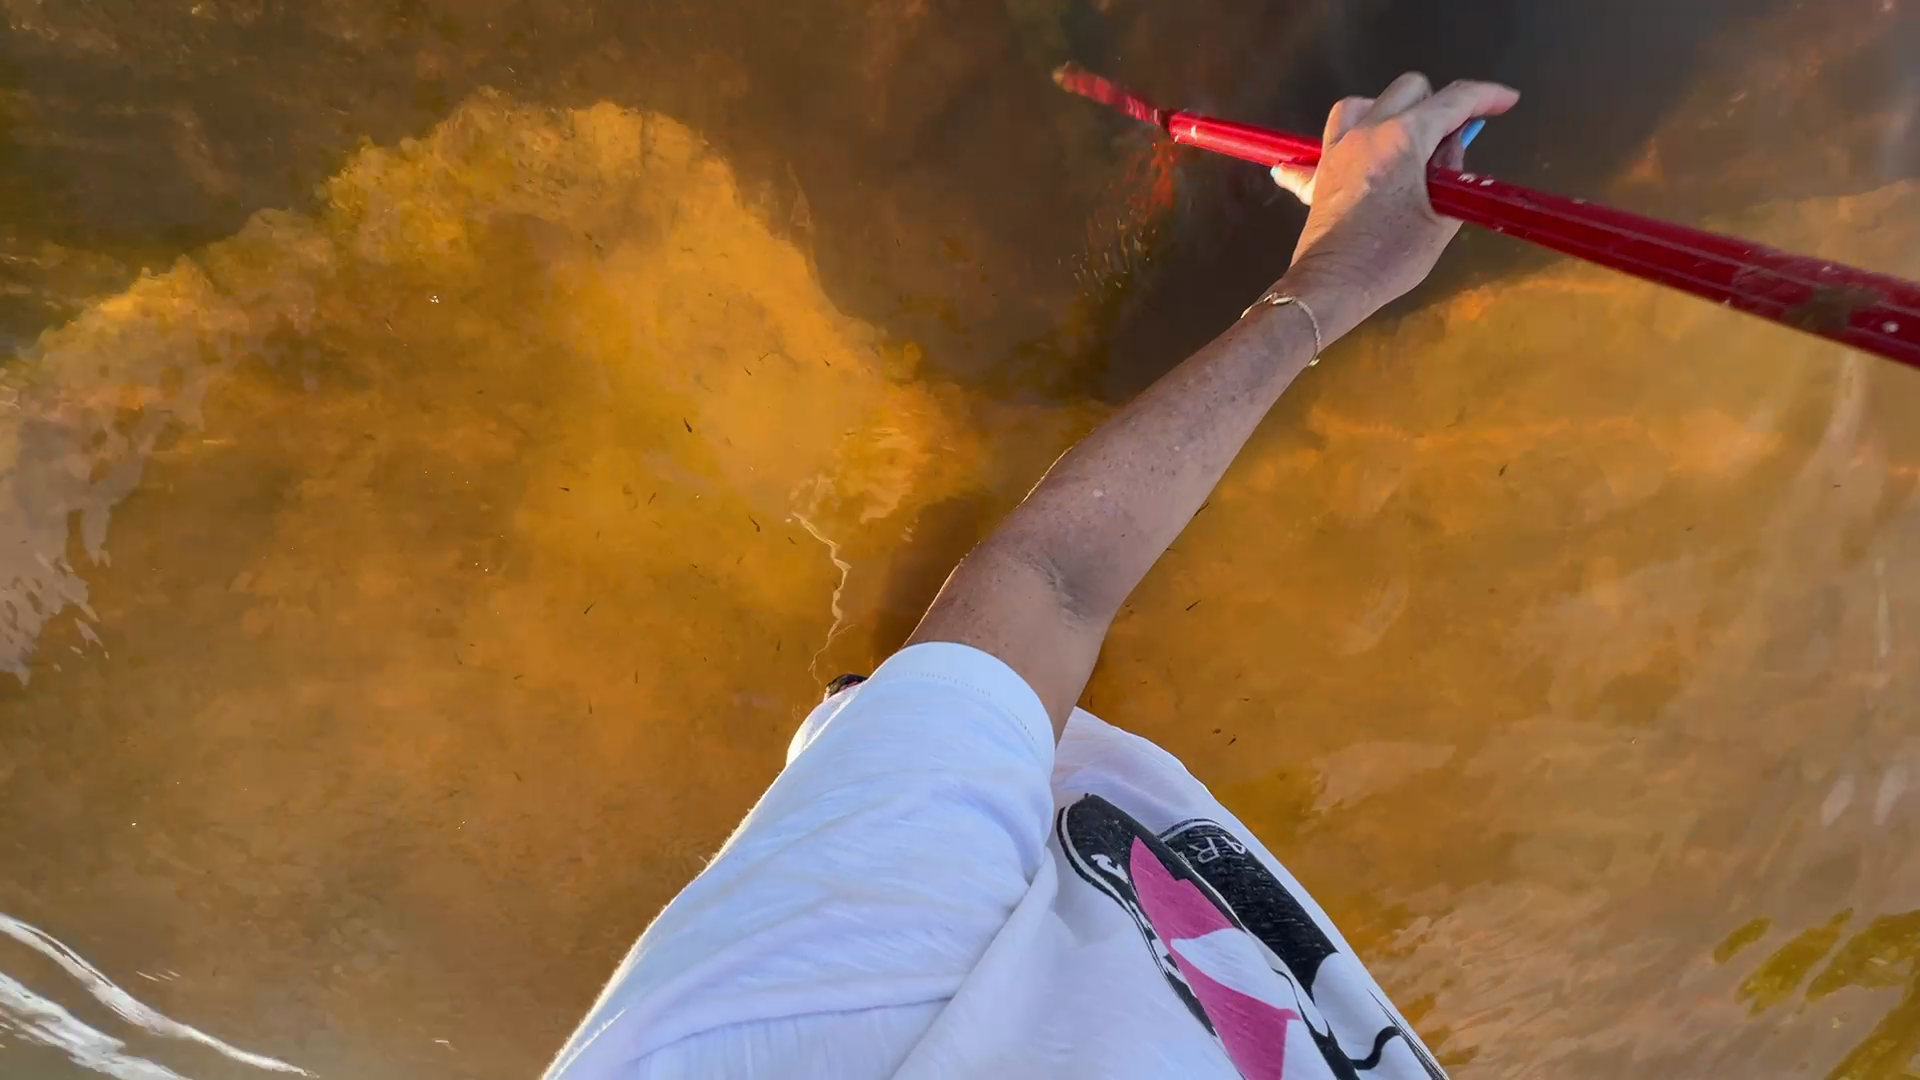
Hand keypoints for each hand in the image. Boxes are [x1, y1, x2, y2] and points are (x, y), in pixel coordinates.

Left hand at [1271, 73, 1519, 341]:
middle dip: (1434, 102)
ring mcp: (1334, 155)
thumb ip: (1451, 172)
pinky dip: (1326, 154)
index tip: (1506, 103)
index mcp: (1402, 138)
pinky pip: (1312, 157)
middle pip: (1405, 90)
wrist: (1330, 289)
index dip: (1487, 97)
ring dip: (1382, 111)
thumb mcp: (1441, 217)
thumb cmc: (1389, 259)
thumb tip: (1449, 148)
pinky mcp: (1316, 180)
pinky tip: (1327, 162)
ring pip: (1356, 107)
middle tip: (1447, 137)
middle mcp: (1365, 135)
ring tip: (1399, 140)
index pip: (1453, 100)